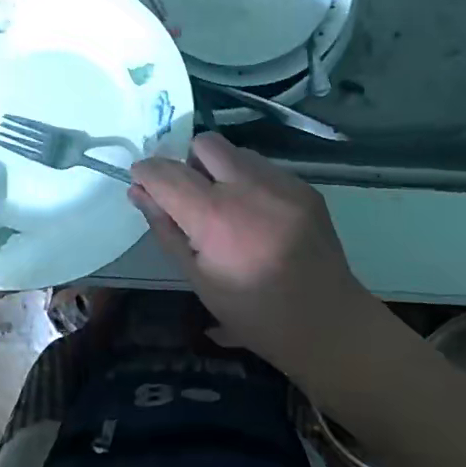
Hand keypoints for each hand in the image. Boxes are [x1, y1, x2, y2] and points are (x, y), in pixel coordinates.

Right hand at [129, 133, 380, 380]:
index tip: (141, 177)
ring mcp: (282, 184)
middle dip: (189, 161)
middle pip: (205, 143)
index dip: (147, 171)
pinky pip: (265, 168)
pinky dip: (252, 182)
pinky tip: (259, 216)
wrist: (326, 323)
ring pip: (237, 153)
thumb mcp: (198, 279)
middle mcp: (248, 188)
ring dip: (222, 170)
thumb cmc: (253, 313)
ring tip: (230, 207)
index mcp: (215, 218)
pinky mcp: (305, 186)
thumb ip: (165, 229)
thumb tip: (139, 192)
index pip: (167, 173)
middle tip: (192, 194)